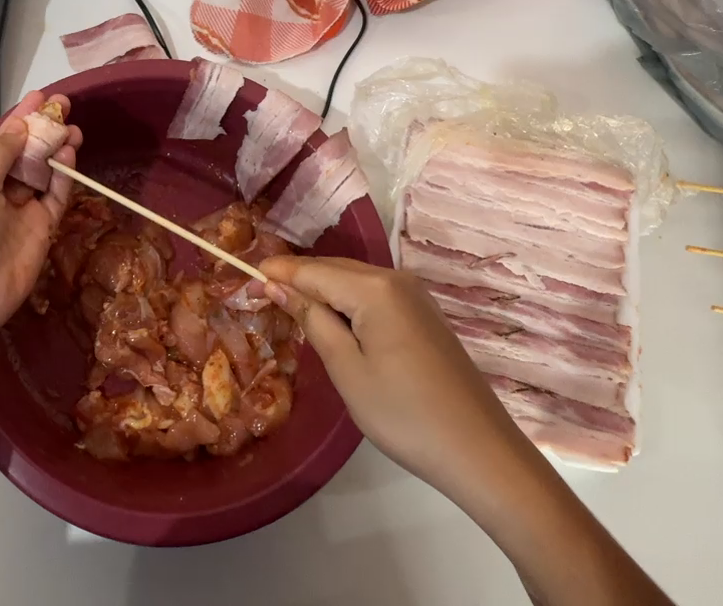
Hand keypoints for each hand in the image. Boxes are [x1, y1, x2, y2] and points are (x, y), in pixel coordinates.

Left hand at [0, 91, 82, 343]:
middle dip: (43, 129)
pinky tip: (71, 155)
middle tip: (65, 106)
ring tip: (74, 129)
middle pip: (24, 152)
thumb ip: (0, 153)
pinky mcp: (40, 229)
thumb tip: (20, 126)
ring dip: (57, 149)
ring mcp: (18, 210)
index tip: (42, 96)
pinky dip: (64, 176)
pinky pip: (55, 196)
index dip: (20, 118)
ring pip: (43, 172)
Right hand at [260, 254, 536, 492]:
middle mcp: (395, 279)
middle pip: (331, 269)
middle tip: (256, 298)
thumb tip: (277, 286)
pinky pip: (372, 295)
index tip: (241, 281)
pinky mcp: (423, 315)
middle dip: (294, 280)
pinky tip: (332, 324)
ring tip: (286, 311)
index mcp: (374, 288)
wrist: (481, 453)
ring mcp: (414, 296)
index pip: (310, 270)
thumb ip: (311, 319)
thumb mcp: (346, 369)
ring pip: (352, 280)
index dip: (274, 274)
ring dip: (319, 292)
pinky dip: (345, 303)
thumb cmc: (404, 414)